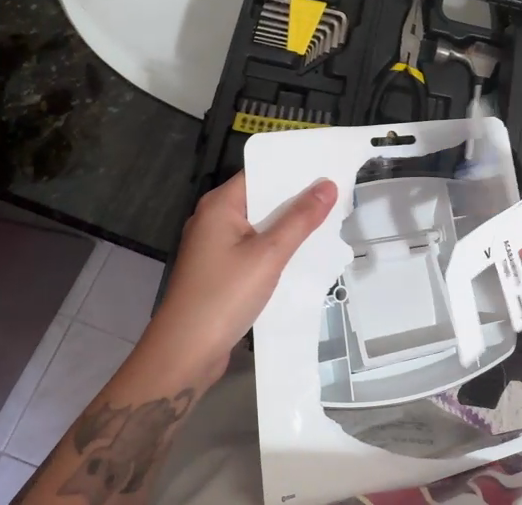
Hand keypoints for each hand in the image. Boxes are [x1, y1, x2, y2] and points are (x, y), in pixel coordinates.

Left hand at [140, 172, 337, 376]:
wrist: (183, 356)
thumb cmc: (223, 296)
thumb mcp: (268, 255)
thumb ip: (300, 219)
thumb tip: (327, 185)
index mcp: (219, 205)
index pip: (261, 172)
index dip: (293, 168)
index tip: (327, 166)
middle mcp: (214, 219)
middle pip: (261, 198)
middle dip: (297, 197)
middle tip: (337, 192)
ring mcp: (215, 247)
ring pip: (260, 226)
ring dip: (289, 225)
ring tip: (329, 219)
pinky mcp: (219, 272)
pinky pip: (254, 248)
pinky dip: (276, 248)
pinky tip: (303, 253)